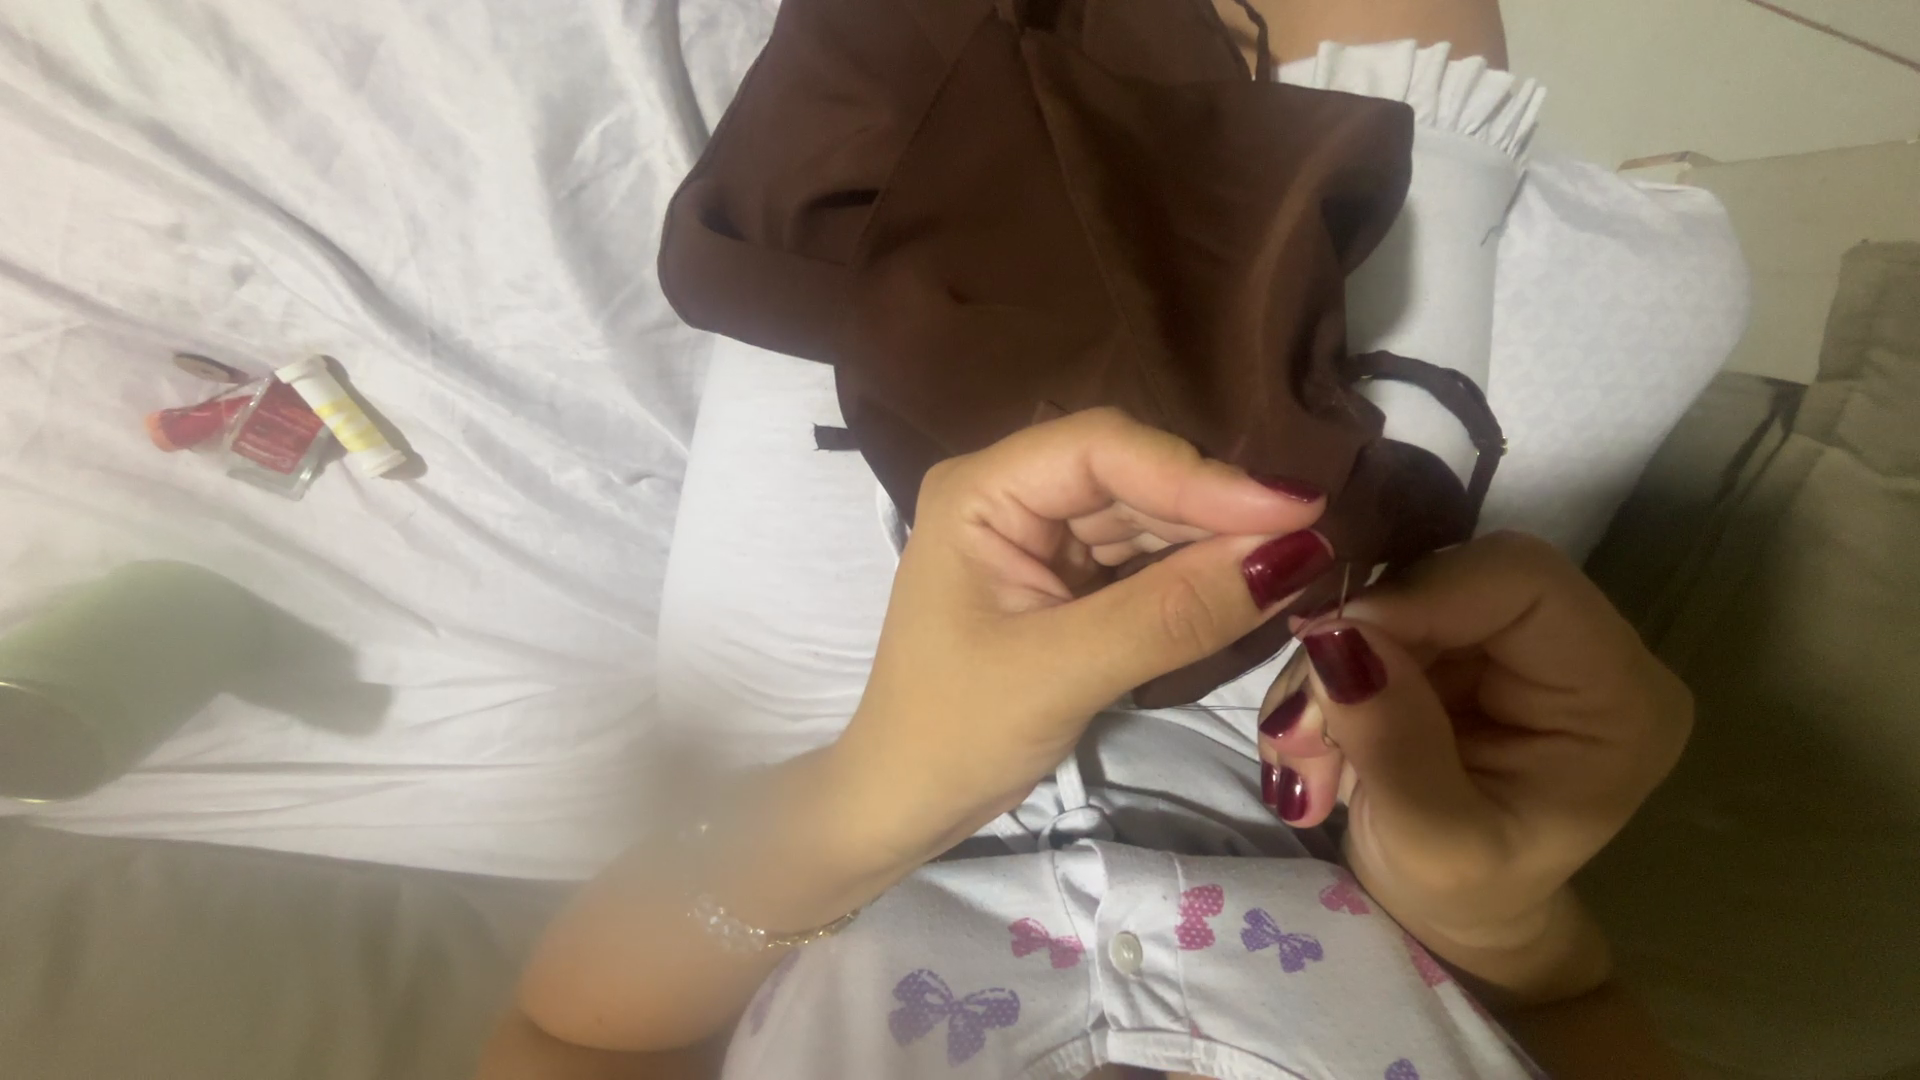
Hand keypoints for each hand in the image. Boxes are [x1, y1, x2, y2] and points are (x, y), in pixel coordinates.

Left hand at [833, 407, 1334, 864]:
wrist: (907, 797)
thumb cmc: (953, 733)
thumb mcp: (1060, 671)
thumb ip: (1171, 613)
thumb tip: (1294, 556)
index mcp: (979, 491)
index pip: (1099, 448)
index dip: (1198, 474)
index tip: (1294, 511)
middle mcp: (1007, 495)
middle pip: (1127, 476)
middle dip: (1212, 509)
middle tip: (1312, 541)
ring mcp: (1035, 535)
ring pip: (1140, 516)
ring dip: (1209, 541)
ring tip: (1295, 564)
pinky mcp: (1059, 577)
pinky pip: (1135, 559)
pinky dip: (1186, 574)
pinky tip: (1242, 584)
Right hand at [1256, 532, 1691, 1001]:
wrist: (1450, 902)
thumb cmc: (1466, 892)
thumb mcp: (1434, 842)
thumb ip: (1395, 743)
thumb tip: (1333, 637)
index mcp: (1612, 697)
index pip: (1520, 580)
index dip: (1417, 594)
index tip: (1328, 647)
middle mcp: (1564, 648)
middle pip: (1436, 579)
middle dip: (1348, 646)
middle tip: (1298, 730)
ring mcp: (1495, 640)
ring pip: (1380, 598)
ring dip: (1319, 672)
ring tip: (1300, 757)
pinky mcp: (1439, 641)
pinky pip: (1356, 623)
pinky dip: (1315, 676)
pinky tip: (1306, 741)